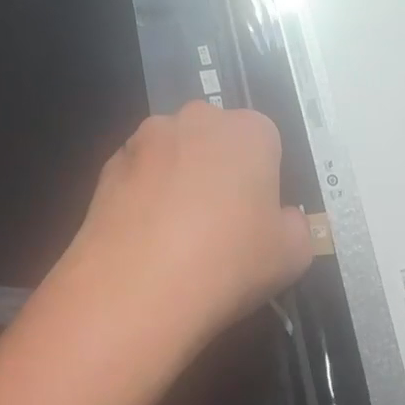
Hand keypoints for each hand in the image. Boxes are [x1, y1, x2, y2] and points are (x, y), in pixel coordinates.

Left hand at [49, 101, 313, 355]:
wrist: (136, 286)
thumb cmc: (228, 262)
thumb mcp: (292, 256)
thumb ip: (296, 226)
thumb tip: (282, 218)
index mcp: (249, 130)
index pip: (266, 141)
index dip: (264, 179)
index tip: (257, 217)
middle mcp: (197, 118)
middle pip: (215, 138)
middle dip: (218, 168)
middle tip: (218, 222)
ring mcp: (147, 137)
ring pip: (173, 152)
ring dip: (177, 177)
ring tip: (174, 234)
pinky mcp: (109, 162)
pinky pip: (138, 173)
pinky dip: (143, 195)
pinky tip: (143, 238)